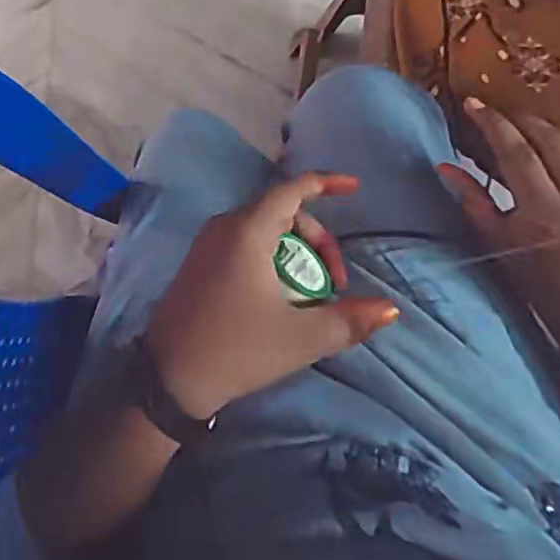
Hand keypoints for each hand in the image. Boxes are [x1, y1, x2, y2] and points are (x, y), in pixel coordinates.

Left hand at [143, 173, 399, 418]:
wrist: (169, 375)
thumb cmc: (236, 348)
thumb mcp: (300, 338)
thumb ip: (349, 320)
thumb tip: (390, 308)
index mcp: (246, 230)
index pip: (291, 189)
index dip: (325, 183)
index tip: (354, 187)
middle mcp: (225, 225)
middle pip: (282, 210)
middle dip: (317, 238)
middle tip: (336, 283)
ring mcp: (208, 241)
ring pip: (264, 227)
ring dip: (296, 250)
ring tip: (312, 294)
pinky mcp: (201, 260)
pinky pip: (245, 241)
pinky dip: (272, 255)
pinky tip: (283, 294)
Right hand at [437, 100, 559, 366]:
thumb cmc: (536, 281)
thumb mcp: (495, 241)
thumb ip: (472, 200)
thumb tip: (444, 164)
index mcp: (542, 210)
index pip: (517, 152)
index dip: (493, 123)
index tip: (474, 104)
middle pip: (554, 142)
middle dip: (525, 120)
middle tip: (504, 115)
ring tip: (546, 127)